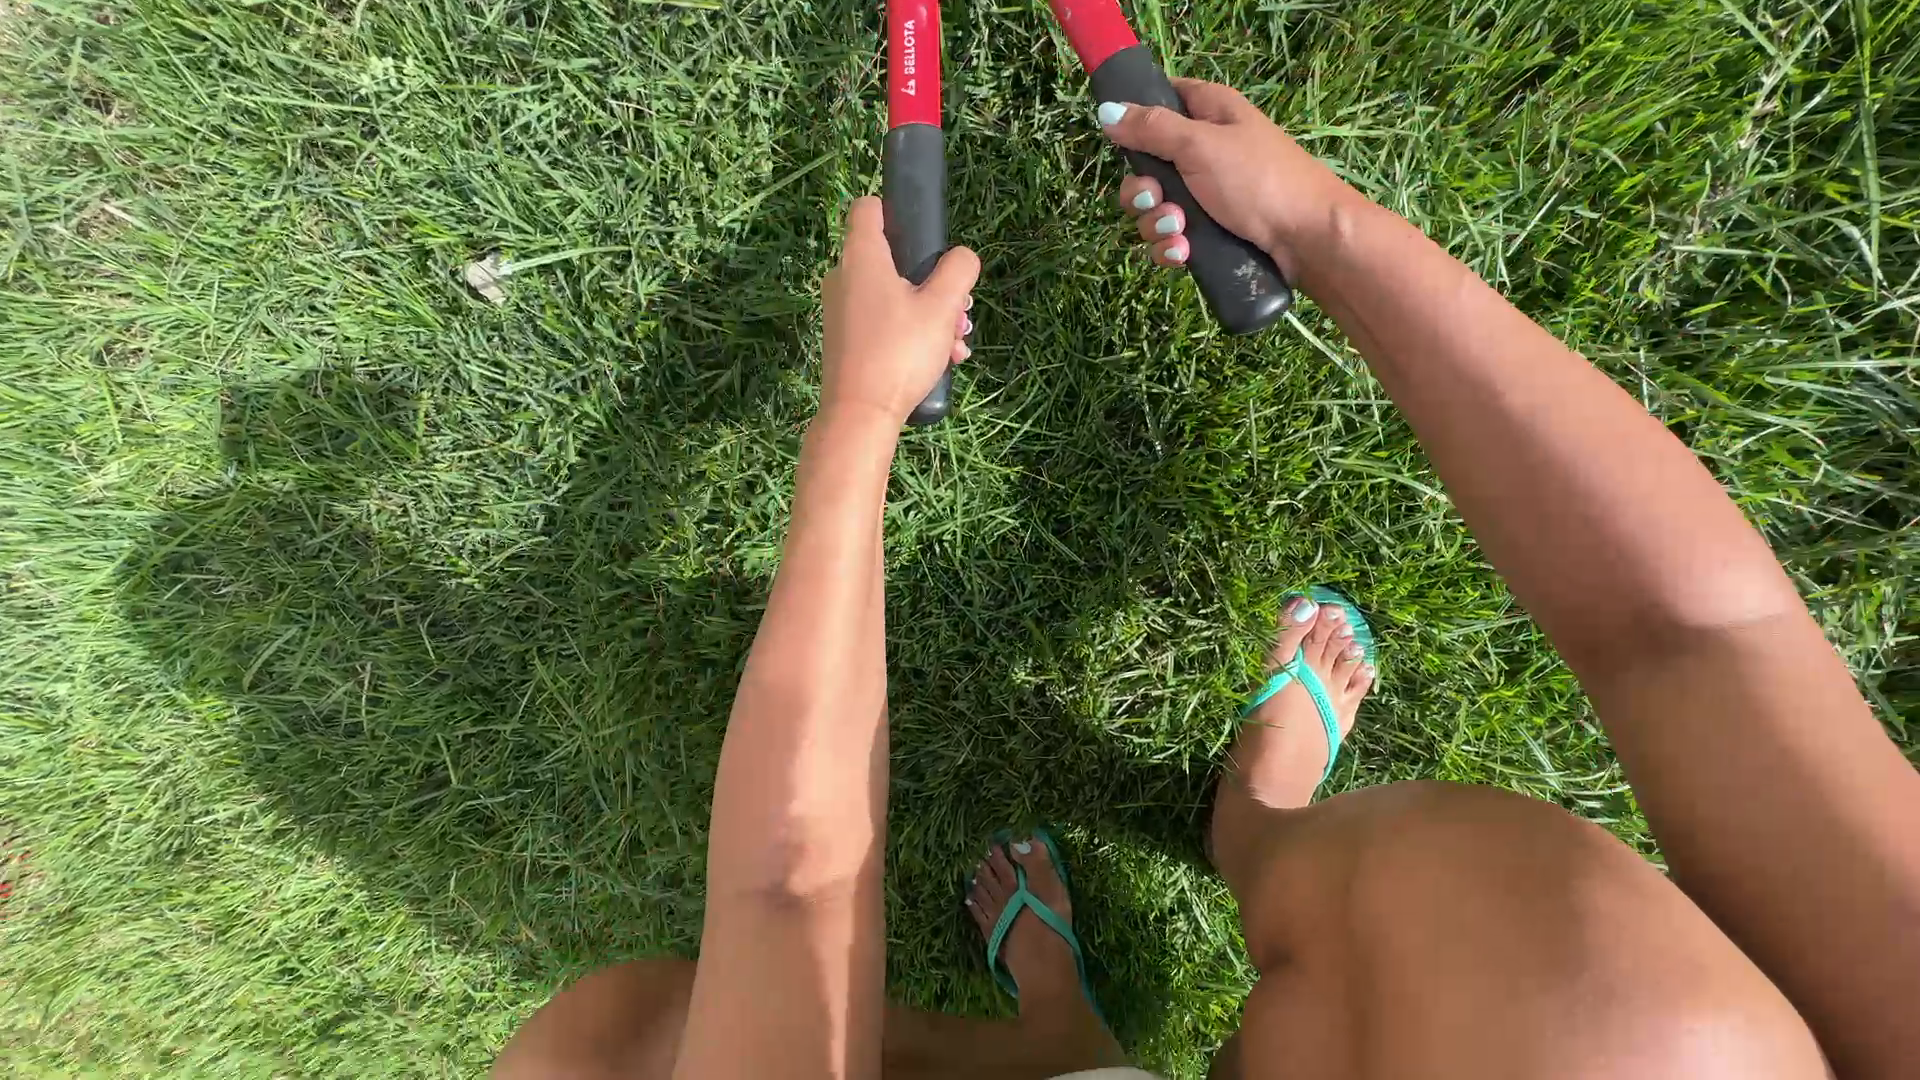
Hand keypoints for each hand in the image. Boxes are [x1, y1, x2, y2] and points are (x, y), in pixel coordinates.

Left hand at [820, 196, 978, 426]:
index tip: (924, 239)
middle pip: (894, 261)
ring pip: (895, 298)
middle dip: (935, 284)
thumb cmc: (900, 351)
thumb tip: (962, 258)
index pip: (869, 208)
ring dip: (931, 316)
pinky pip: (884, 324)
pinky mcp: (846, 341)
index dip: (897, 212)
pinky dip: (912, 335)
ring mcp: (843, 312)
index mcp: (862, 256)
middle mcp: (845, 278)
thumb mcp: (941, 307)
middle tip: (959, 313)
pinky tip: (941, 362)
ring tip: (956, 345)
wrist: (861, 414)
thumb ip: (958, 272)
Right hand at [1097, 79, 1361, 283]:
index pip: (1162, 102)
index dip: (1138, 120)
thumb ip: (1152, 130)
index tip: (1124, 144)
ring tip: (1180, 233)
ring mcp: (1204, 196)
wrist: (1303, 239)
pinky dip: (1170, 248)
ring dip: (1156, 226)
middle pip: (1146, 168)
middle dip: (1143, 194)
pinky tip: (1183, 254)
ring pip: (1153, 210)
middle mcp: (1203, 152)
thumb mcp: (1201, 146)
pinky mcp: (1206, 233)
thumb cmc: (1258, 180)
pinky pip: (1169, 239)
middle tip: (1158, 201)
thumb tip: (1107, 112)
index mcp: (1208, 115)